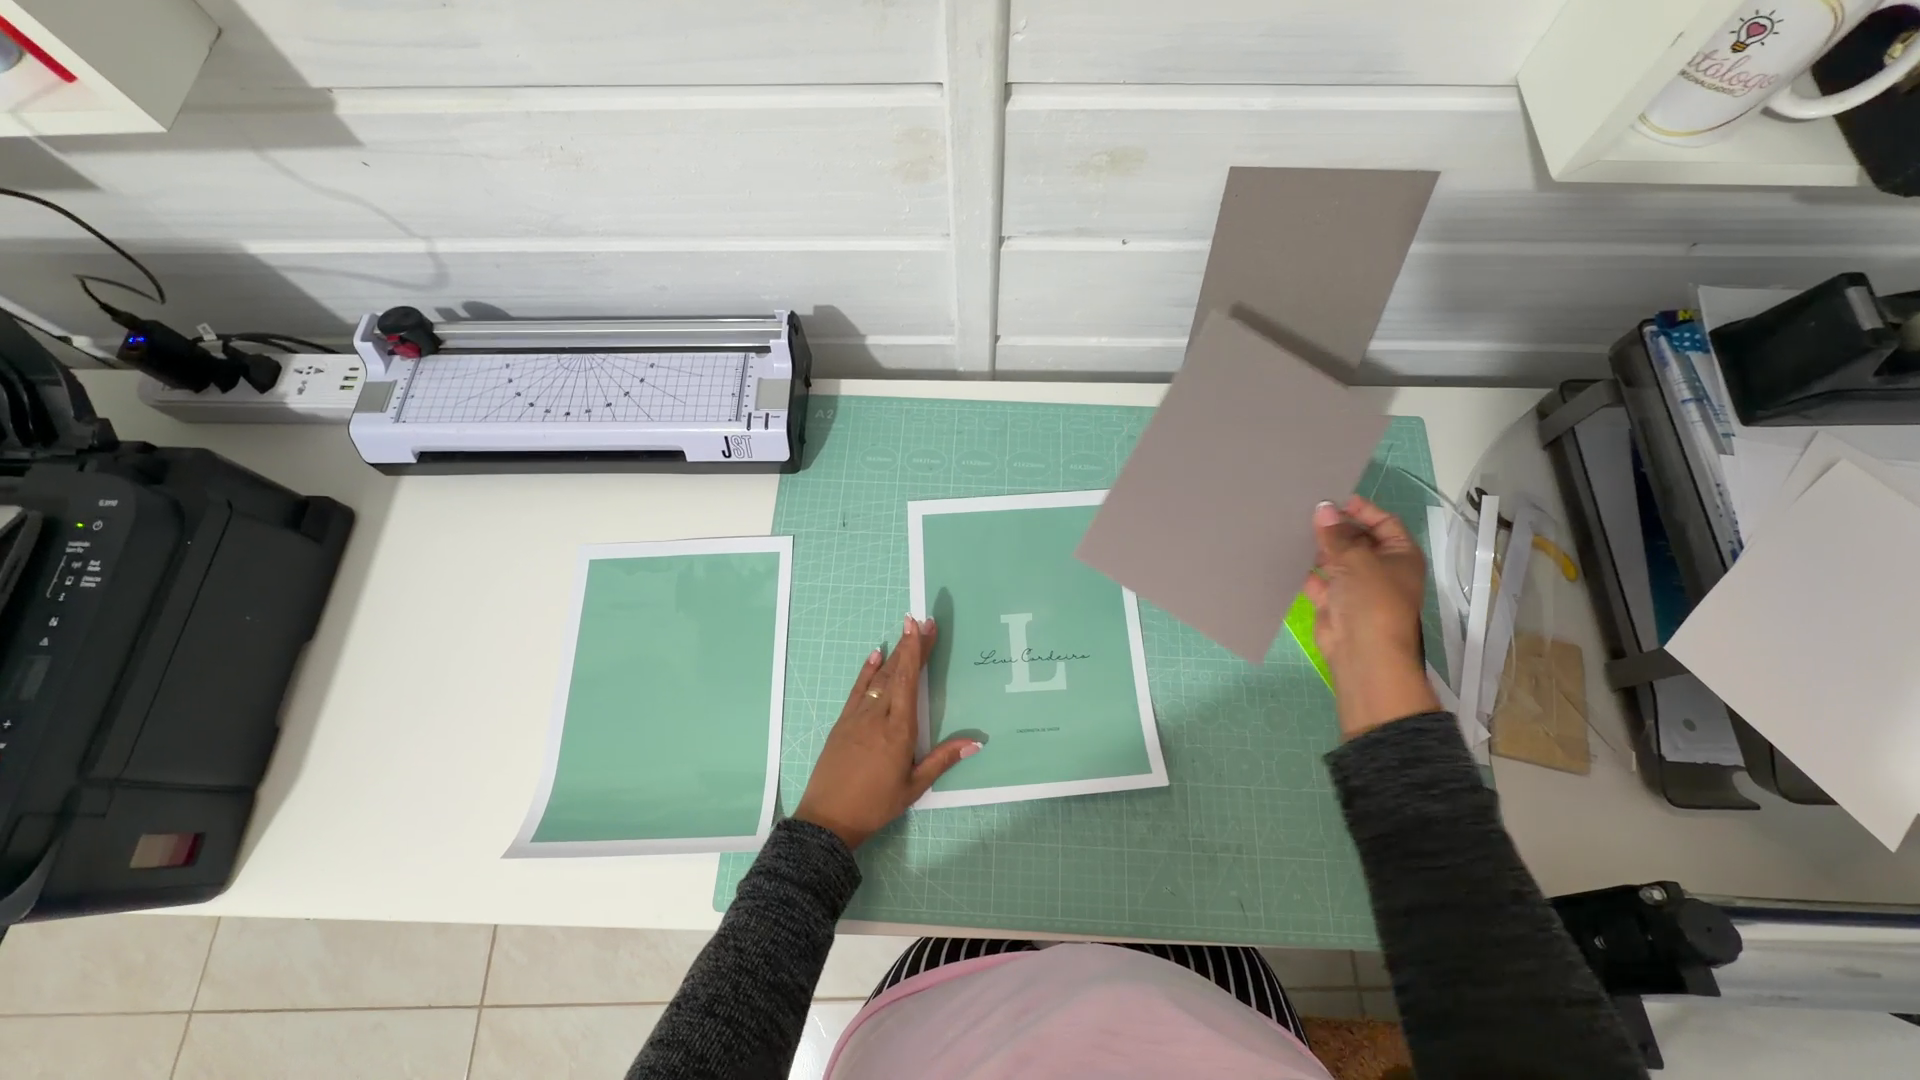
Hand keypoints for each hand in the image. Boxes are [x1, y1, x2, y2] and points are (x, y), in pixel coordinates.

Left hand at [793, 616, 982, 848]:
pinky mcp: (842, 723)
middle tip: (921, 620)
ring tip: (905, 632)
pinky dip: (867, 671)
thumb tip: (975, 743)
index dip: (915, 652)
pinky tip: (875, 655)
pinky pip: (857, 690)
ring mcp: (857, 717)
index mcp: (898, 730)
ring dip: (893, 654)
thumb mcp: (914, 787)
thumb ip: (942, 760)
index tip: (922, 627)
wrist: (828, 818)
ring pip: (878, 678)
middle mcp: (877, 716)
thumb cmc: (875, 805)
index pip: (909, 681)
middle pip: (896, 673)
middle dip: (910, 646)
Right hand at [1303, 496, 1440, 739]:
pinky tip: (1286, 555)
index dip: (1361, 510)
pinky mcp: (1335, 602)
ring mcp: (1357, 587)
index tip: (1332, 499)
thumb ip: (1336, 534)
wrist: (1363, 652)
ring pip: (1336, 560)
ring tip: (1291, 527)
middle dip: (1335, 528)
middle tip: (1305, 510)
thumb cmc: (1372, 600)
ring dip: (1318, 548)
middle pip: (1357, 539)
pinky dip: (1305, 571)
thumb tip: (1322, 508)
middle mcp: (1381, 568)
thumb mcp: (1356, 559)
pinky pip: (1319, 580)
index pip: (1383, 522)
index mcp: (1400, 555)